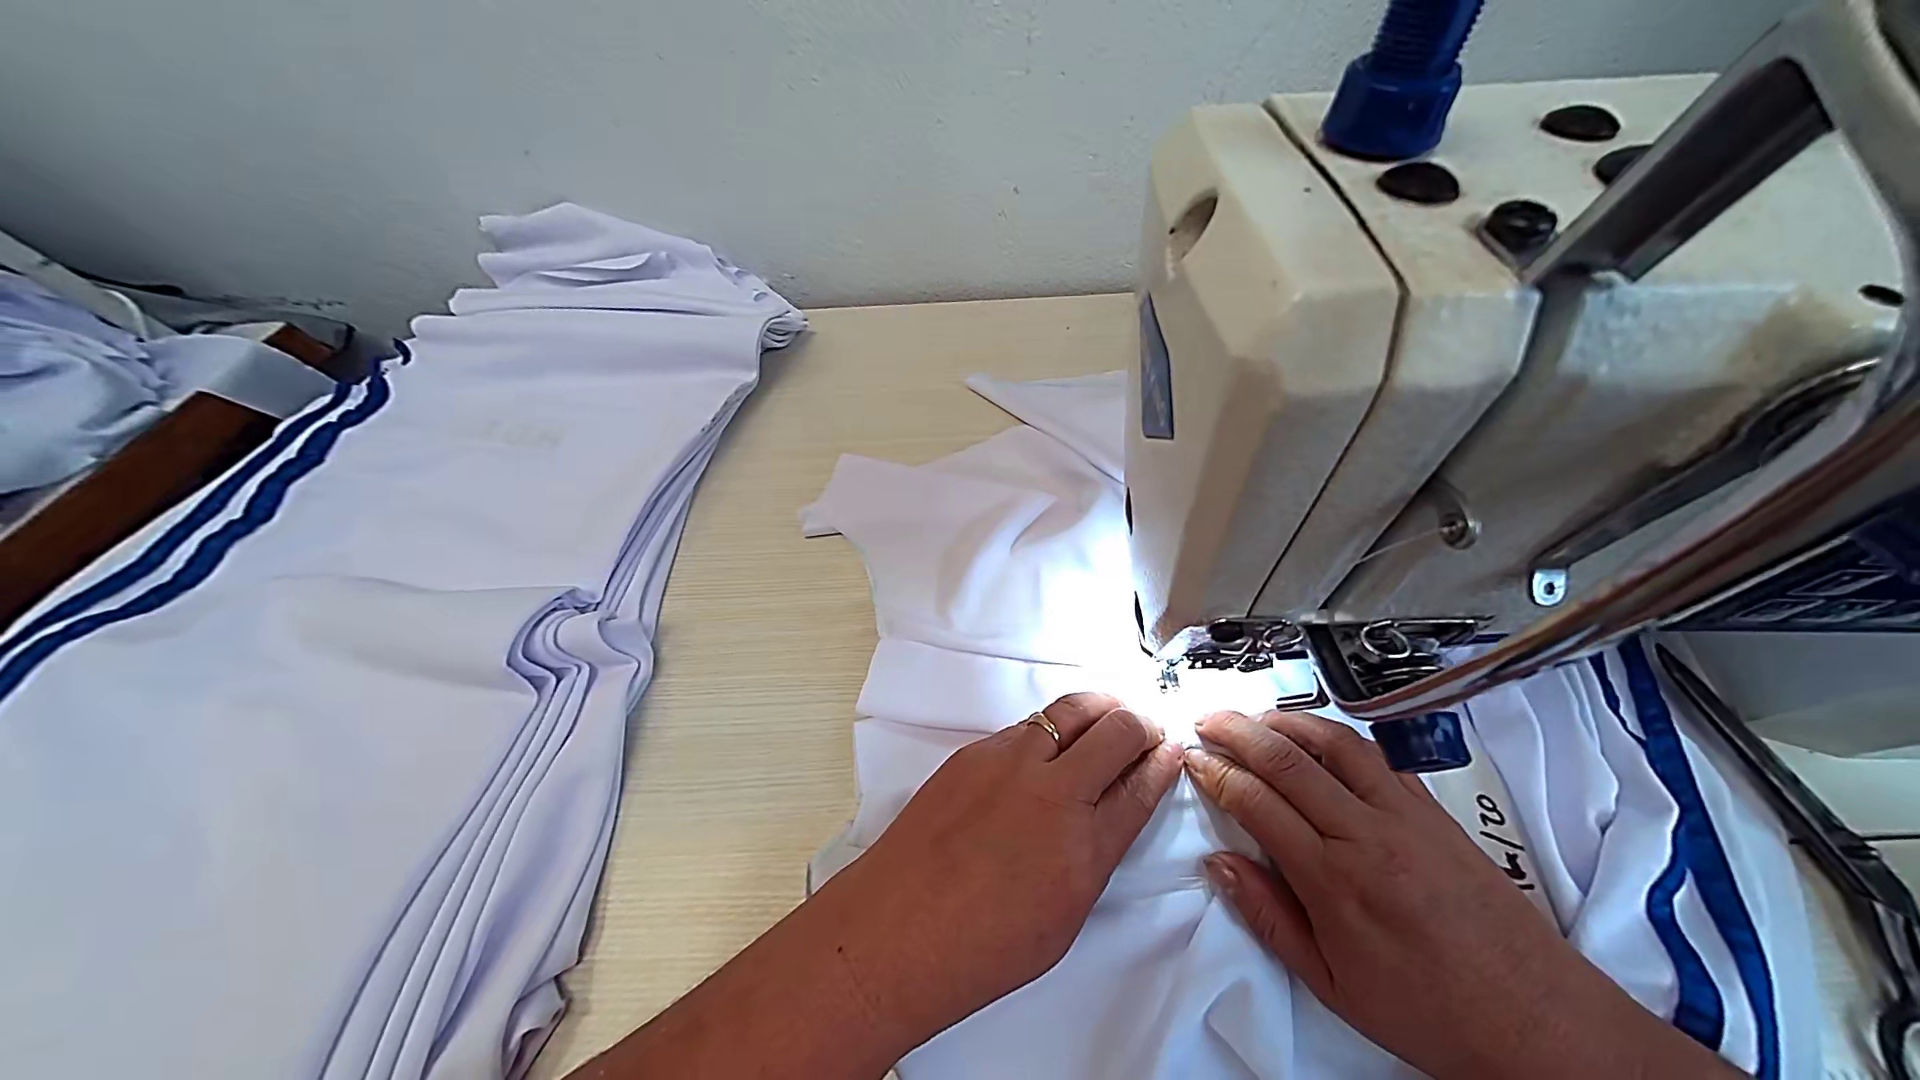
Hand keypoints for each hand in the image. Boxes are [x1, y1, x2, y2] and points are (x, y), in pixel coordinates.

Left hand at [820, 692, 1184, 1047]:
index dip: (1160, 764)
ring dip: (1097, 711)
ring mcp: (1009, 763)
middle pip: (1116, 731)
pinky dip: (1048, 729)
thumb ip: (1093, 854)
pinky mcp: (973, 752)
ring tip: (1106, 716)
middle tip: (1143, 729)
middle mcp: (1051, 793)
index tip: (1167, 751)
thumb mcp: (1063, 913)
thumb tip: (1108, 815)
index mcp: (1084, 846)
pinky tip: (1048, 745)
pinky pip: (1024, 726)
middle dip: (1139, 724)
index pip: (1141, 786)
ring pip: (1069, 712)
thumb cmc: (976, 942)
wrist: (899, 928)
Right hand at [1184, 710, 1740, 1079]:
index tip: (1192, 759)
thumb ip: (1268, 916)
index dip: (1216, 773)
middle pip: (1287, 760)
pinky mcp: (1434, 811)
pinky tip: (1314, 734)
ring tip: (1252, 715)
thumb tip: (1220, 864)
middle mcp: (1367, 836)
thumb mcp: (1331, 982)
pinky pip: (1377, 755)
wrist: (1539, 1021)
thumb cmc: (1429, 1010)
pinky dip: (1335, 734)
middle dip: (1236, 731)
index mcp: (1335, 881)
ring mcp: (1405, 816)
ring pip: (1333, 744)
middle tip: (1206, 719)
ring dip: (1284, 720)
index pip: (1256, 803)